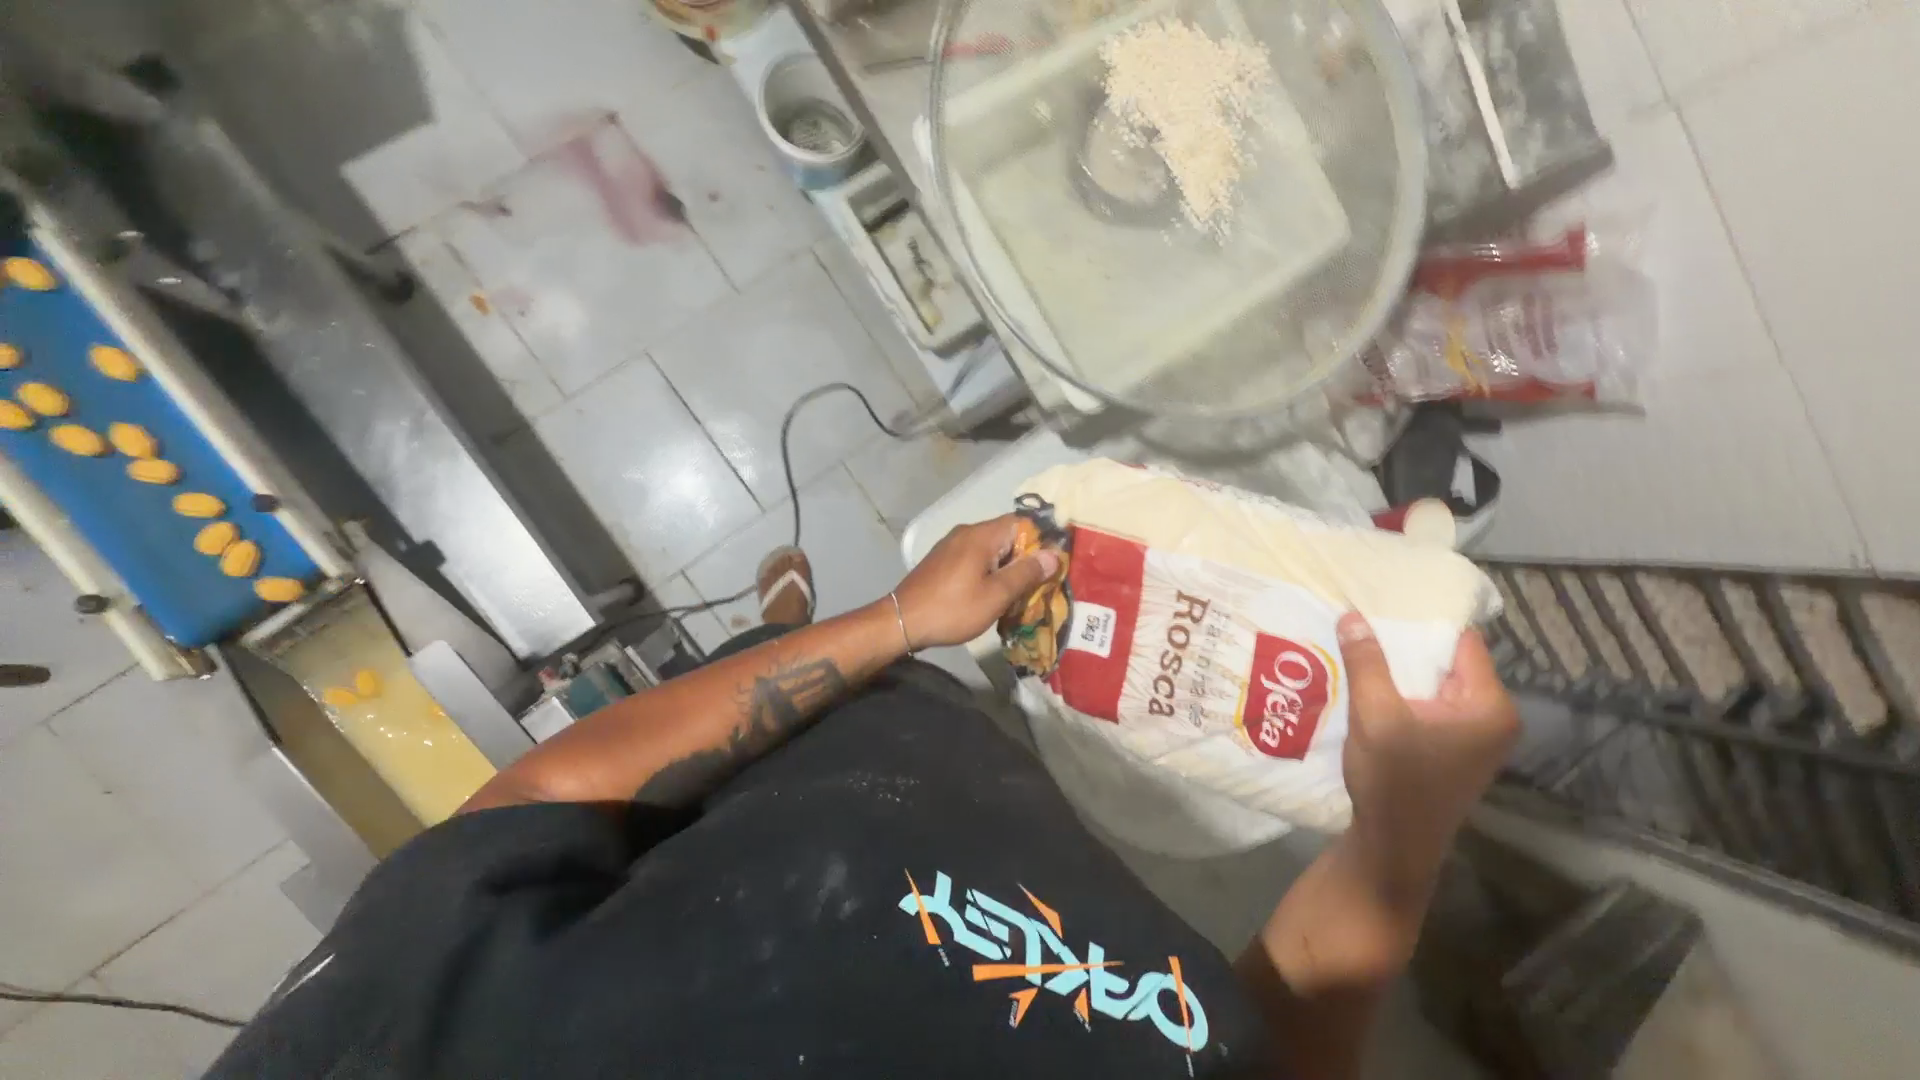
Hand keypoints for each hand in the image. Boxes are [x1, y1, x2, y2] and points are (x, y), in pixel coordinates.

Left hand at [892, 514, 1060, 649]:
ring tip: (1017, 593)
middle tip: (1037, 584)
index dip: (1041, 541)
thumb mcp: (996, 595)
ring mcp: (951, 545)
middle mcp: (966, 532)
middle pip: (1006, 535)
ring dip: (1006, 566)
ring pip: (990, 548)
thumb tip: (1053, 554)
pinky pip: (974, 557)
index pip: (1021, 522)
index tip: (1050, 565)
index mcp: (981, 535)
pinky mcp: (942, 560)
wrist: (902, 621)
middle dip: (1024, 557)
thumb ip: (1025, 573)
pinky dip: (987, 570)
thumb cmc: (952, 609)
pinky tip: (990, 593)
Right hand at [1337, 614, 1518, 890]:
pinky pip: (1430, 708)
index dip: (1425, 621)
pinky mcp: (1454, 753)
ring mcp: (1476, 739)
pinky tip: (1370, 686)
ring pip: (1436, 687)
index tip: (1389, 602)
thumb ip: (1366, 662)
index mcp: (1490, 706)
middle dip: (1408, 645)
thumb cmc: (1394, 780)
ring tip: (1362, 648)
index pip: (1463, 643)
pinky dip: (1403, 696)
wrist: (1394, 847)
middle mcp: (1494, 719)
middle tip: (1367, 621)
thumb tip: (1352, 615)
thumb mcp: (1374, 715)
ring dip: (1401, 672)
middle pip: (1450, 664)